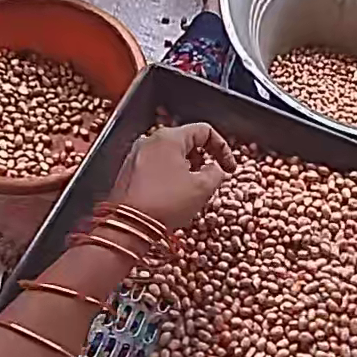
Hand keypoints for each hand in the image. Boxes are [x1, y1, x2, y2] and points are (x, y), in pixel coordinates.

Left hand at [110, 123, 236, 229]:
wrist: (130, 225)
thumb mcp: (202, 188)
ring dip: (186, 169)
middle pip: (186, 142)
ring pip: (170, 155)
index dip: (223, 148)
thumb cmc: (166, 203)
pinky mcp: (128, 172)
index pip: (205, 131)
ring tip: (191, 190)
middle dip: (203, 160)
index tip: (228, 168)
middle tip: (210, 179)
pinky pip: (155, 167)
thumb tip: (216, 169)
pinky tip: (172, 195)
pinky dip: (169, 176)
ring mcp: (136, 155)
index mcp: (169, 138)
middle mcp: (150, 141)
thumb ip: (216, 172)